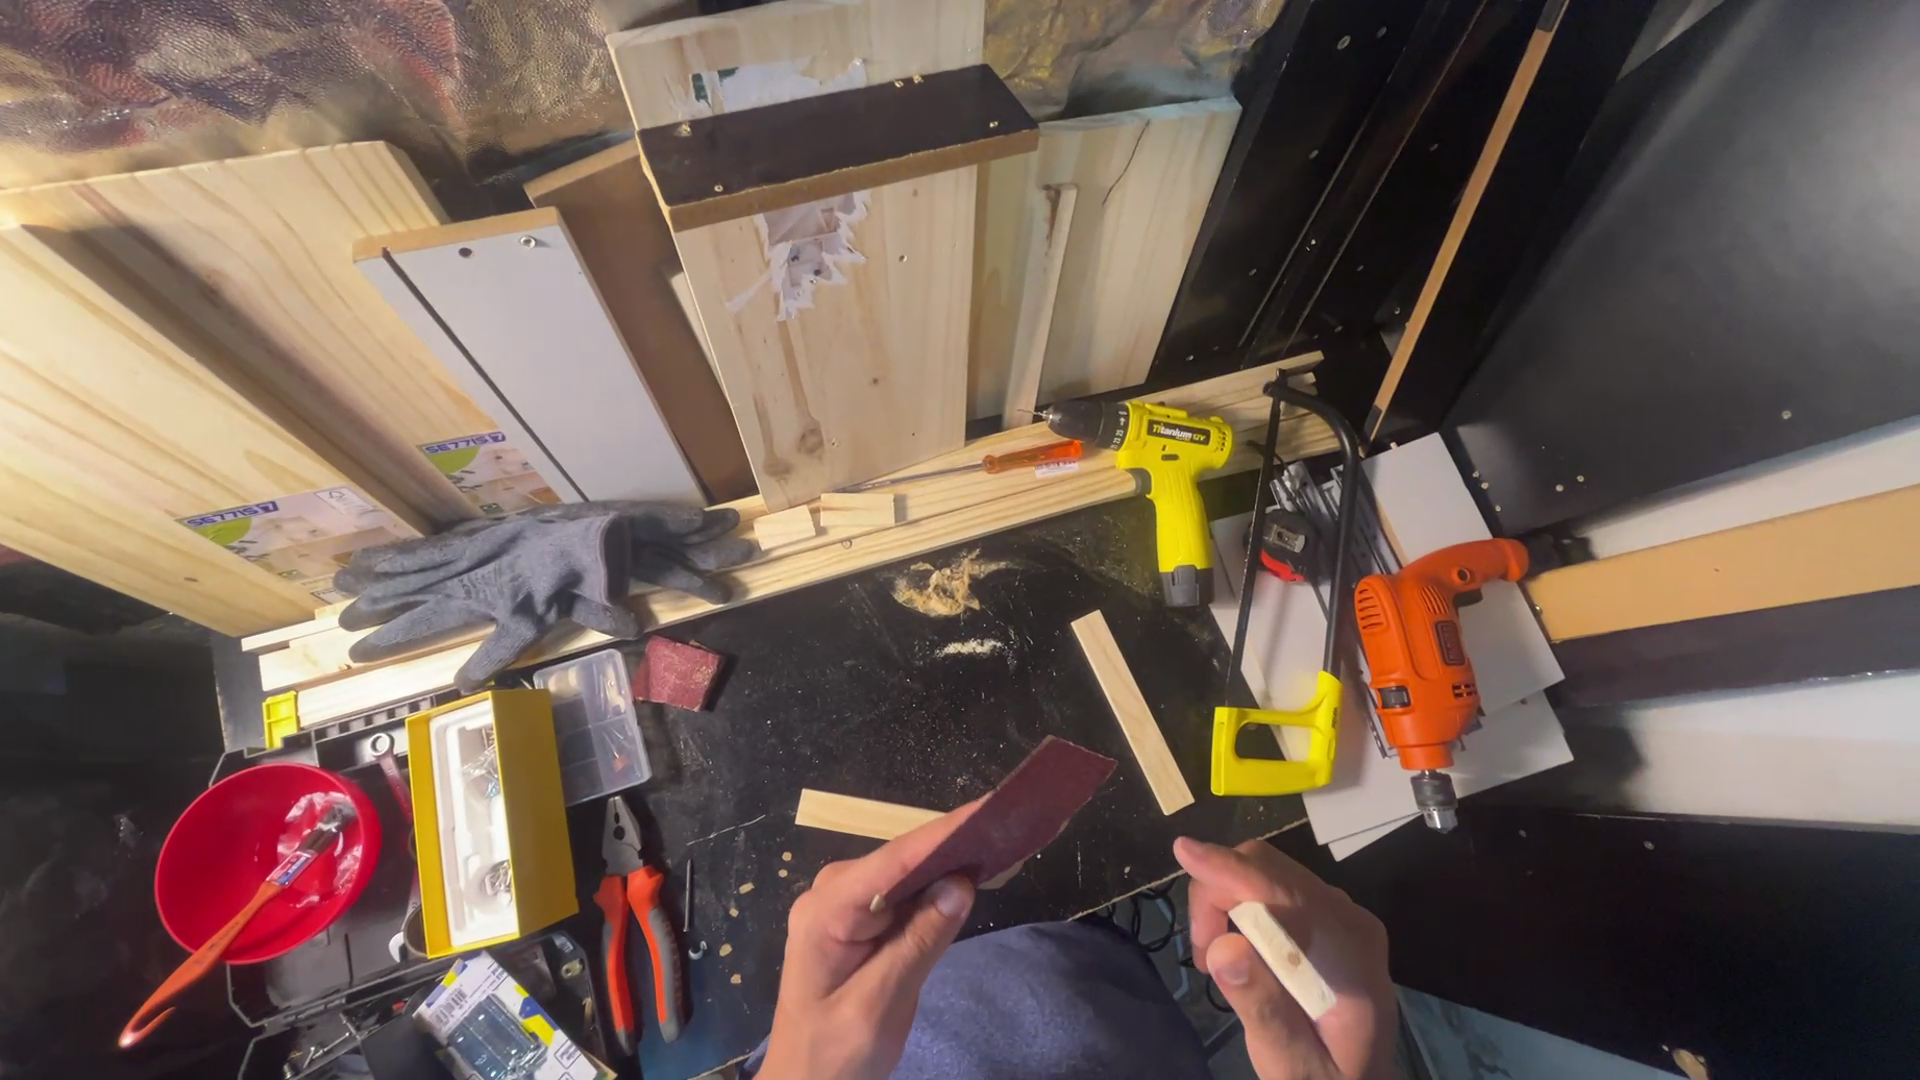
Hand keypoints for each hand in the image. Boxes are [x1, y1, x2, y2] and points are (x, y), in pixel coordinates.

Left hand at [757, 805, 980, 1079]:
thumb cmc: (832, 1055)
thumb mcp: (877, 1008)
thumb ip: (917, 944)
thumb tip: (961, 882)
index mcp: (828, 908)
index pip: (896, 858)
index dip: (945, 832)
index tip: (990, 808)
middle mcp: (834, 890)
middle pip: (905, 857)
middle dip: (955, 844)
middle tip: (1010, 833)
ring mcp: (847, 901)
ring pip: (909, 871)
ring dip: (951, 863)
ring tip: (1001, 848)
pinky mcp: (861, 915)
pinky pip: (906, 891)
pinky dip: (939, 886)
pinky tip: (971, 879)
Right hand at [1176, 837, 1396, 1079]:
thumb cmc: (1326, 1079)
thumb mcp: (1295, 1065)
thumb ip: (1266, 1010)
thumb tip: (1226, 949)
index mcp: (1349, 954)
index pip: (1283, 893)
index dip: (1231, 870)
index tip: (1183, 851)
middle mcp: (1347, 917)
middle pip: (1265, 870)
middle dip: (1217, 894)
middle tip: (1202, 956)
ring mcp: (1338, 909)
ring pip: (1262, 870)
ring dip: (1224, 899)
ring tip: (1215, 958)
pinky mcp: (1324, 910)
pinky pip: (1269, 880)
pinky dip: (1238, 900)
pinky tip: (1237, 946)